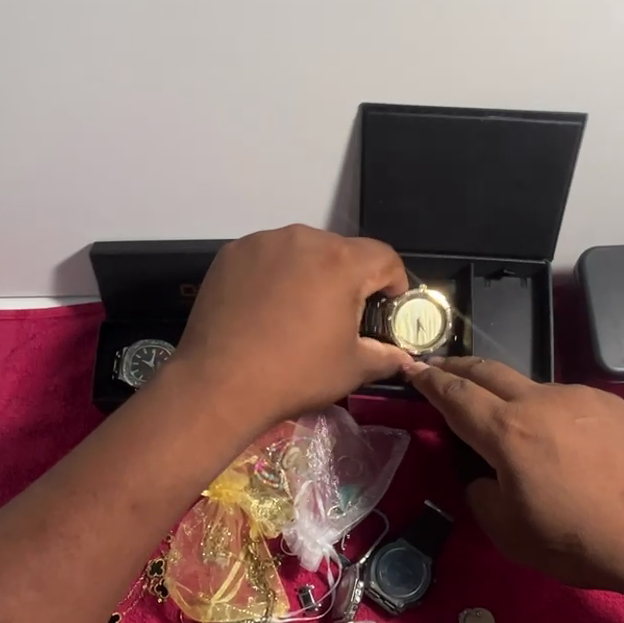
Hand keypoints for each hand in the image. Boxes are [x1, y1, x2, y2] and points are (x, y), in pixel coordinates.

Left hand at [173, 225, 412, 426]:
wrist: (219, 383)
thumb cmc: (295, 374)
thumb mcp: (352, 369)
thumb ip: (385, 356)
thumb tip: (404, 358)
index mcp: (342, 262)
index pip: (385, 258)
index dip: (394, 283)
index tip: (387, 307)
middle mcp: (304, 239)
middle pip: (341, 251)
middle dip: (348, 279)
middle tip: (340, 315)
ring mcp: (263, 242)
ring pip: (302, 251)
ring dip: (310, 273)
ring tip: (299, 311)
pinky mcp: (232, 254)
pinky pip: (267, 257)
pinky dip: (275, 275)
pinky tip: (266, 308)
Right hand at [406, 356, 623, 601]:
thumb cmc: (583, 542)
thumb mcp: (511, 534)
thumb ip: (482, 496)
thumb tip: (486, 477)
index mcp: (507, 432)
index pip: (455, 395)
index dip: (428, 381)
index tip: (410, 368)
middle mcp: (540, 401)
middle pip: (487, 370)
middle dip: (456, 367)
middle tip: (438, 369)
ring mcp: (580, 397)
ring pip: (529, 388)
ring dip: (506, 397)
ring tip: (507, 425)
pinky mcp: (612, 404)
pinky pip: (565, 401)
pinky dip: (546, 412)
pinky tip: (562, 444)